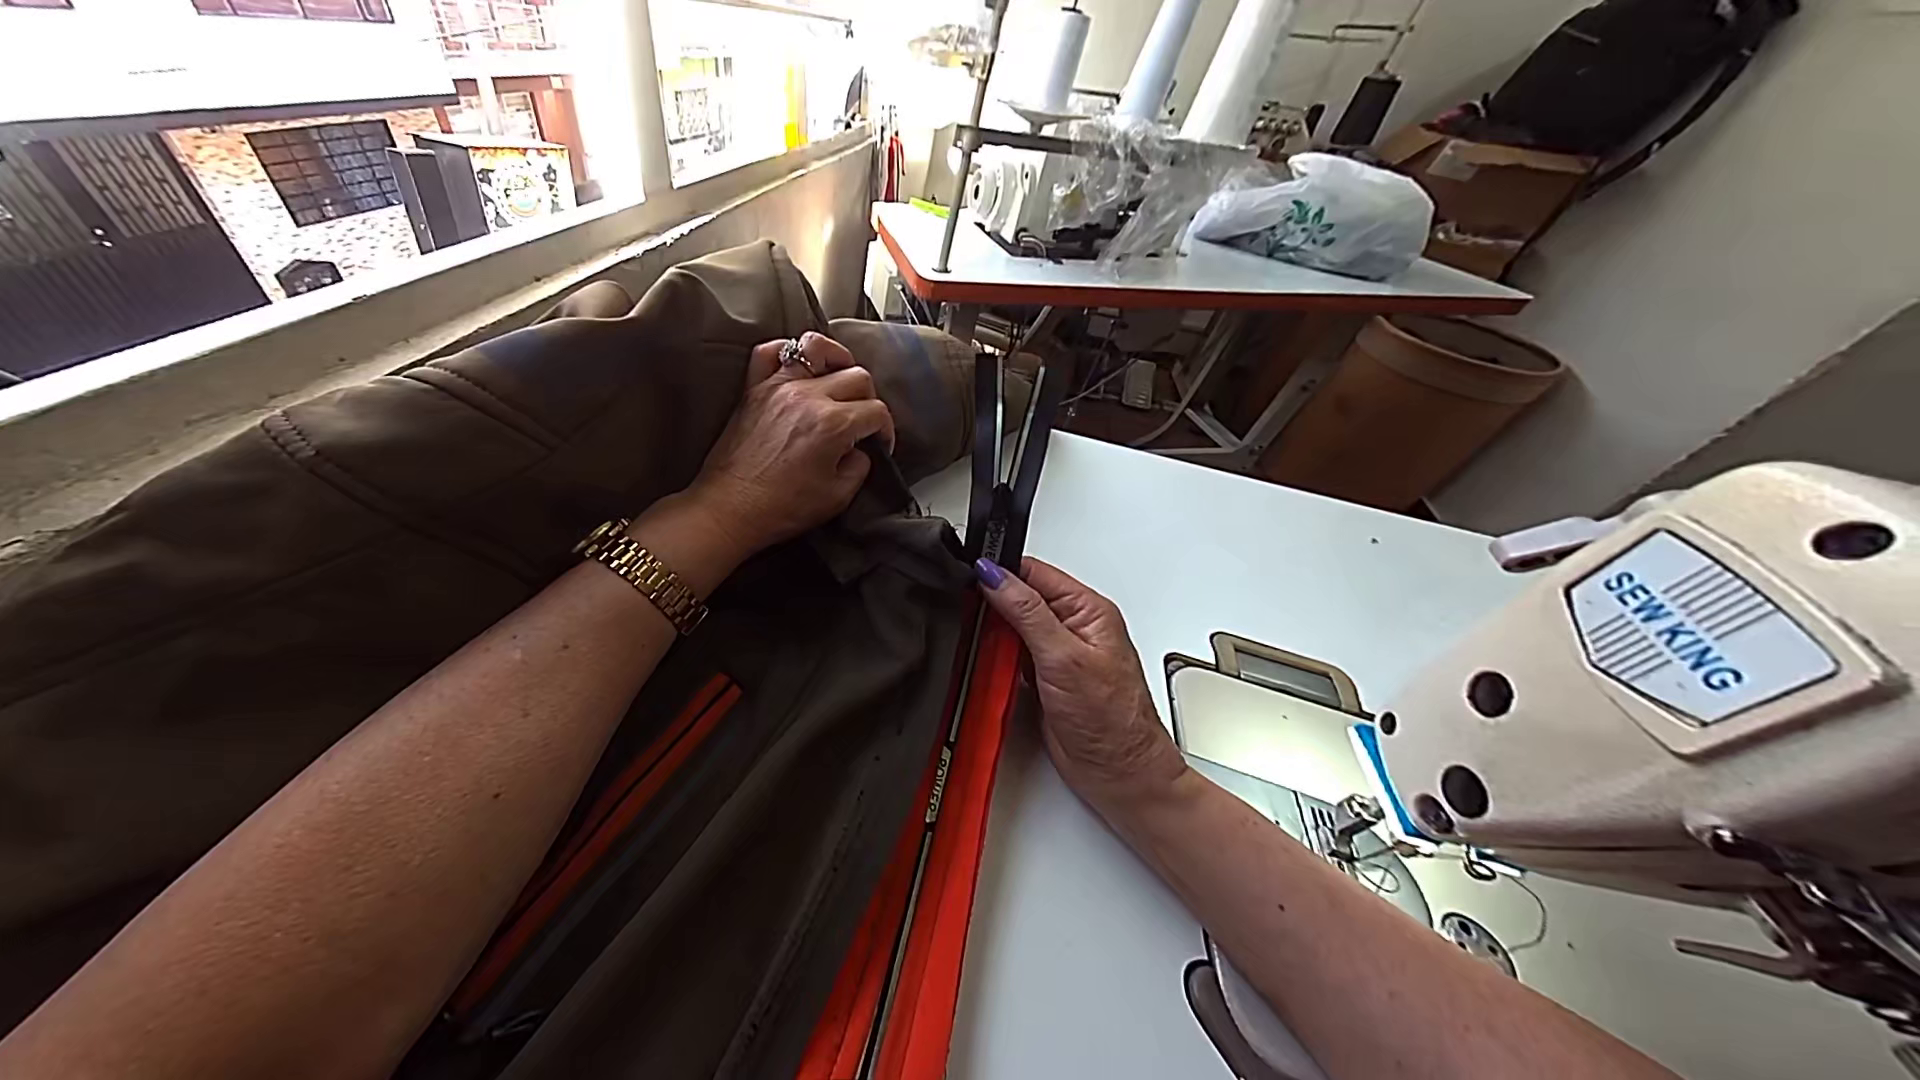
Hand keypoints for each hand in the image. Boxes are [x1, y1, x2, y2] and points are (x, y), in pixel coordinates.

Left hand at [677, 331, 895, 559]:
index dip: (886, 430)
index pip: (877, 411)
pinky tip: (798, 370)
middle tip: (863, 422)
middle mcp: (808, 398)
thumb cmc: (780, 508)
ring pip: (816, 348)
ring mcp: (777, 389)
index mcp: (833, 425)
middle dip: (869, 400)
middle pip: (857, 376)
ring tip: (839, 378)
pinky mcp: (753, 391)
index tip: (879, 444)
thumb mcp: (838, 496)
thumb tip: (859, 450)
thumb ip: (859, 466)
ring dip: (836, 359)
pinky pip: (769, 352)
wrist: (730, 510)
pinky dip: (787, 353)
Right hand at [974, 557, 1188, 809]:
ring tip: (991, 653)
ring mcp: (1055, 654)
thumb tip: (997, 577)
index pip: (1035, 573)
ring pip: (1010, 630)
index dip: (1003, 572)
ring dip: (993, 639)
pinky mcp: (1041, 678)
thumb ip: (1027, 612)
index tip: (974, 579)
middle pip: (1019, 599)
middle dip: (994, 608)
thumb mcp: (1064, 657)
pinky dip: (995, 663)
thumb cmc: (1113, 721)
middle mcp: (1071, 628)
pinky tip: (992, 670)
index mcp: (1087, 610)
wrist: (1118, 775)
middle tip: (981, 623)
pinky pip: (1008, 658)